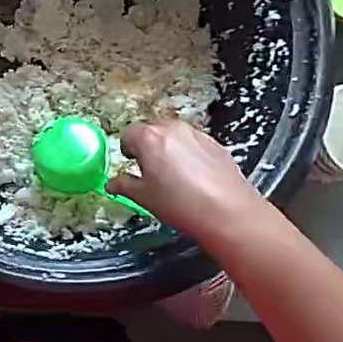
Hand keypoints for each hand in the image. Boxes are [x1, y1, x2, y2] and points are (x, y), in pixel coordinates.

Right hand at [109, 120, 277, 247]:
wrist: (228, 212)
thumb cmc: (182, 204)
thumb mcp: (144, 198)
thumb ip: (124, 185)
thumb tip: (113, 183)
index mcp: (149, 138)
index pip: (128, 134)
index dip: (127, 149)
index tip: (130, 163)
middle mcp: (173, 129)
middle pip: (152, 131)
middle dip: (148, 148)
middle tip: (150, 173)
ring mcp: (196, 135)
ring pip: (174, 136)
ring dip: (169, 150)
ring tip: (173, 178)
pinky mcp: (216, 144)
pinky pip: (194, 144)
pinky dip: (189, 155)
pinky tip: (193, 179)